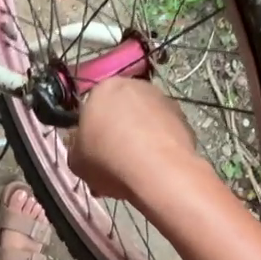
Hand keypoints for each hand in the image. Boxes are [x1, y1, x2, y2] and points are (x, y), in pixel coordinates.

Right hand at [69, 78, 201, 203]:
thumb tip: (79, 144)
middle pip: (121, 112)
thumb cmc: (108, 159)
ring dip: (138, 143)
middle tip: (112, 166)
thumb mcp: (75, 160)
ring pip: (144, 123)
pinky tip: (154, 172)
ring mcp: (164, 101)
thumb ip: (75, 147)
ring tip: (134, 173)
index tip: (92, 153)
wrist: (157, 171)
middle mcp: (136, 86)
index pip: (92, 107)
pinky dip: (159, 149)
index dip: (91, 133)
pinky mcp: (185, 119)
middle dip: (116, 136)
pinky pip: (164, 134)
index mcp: (104, 88)